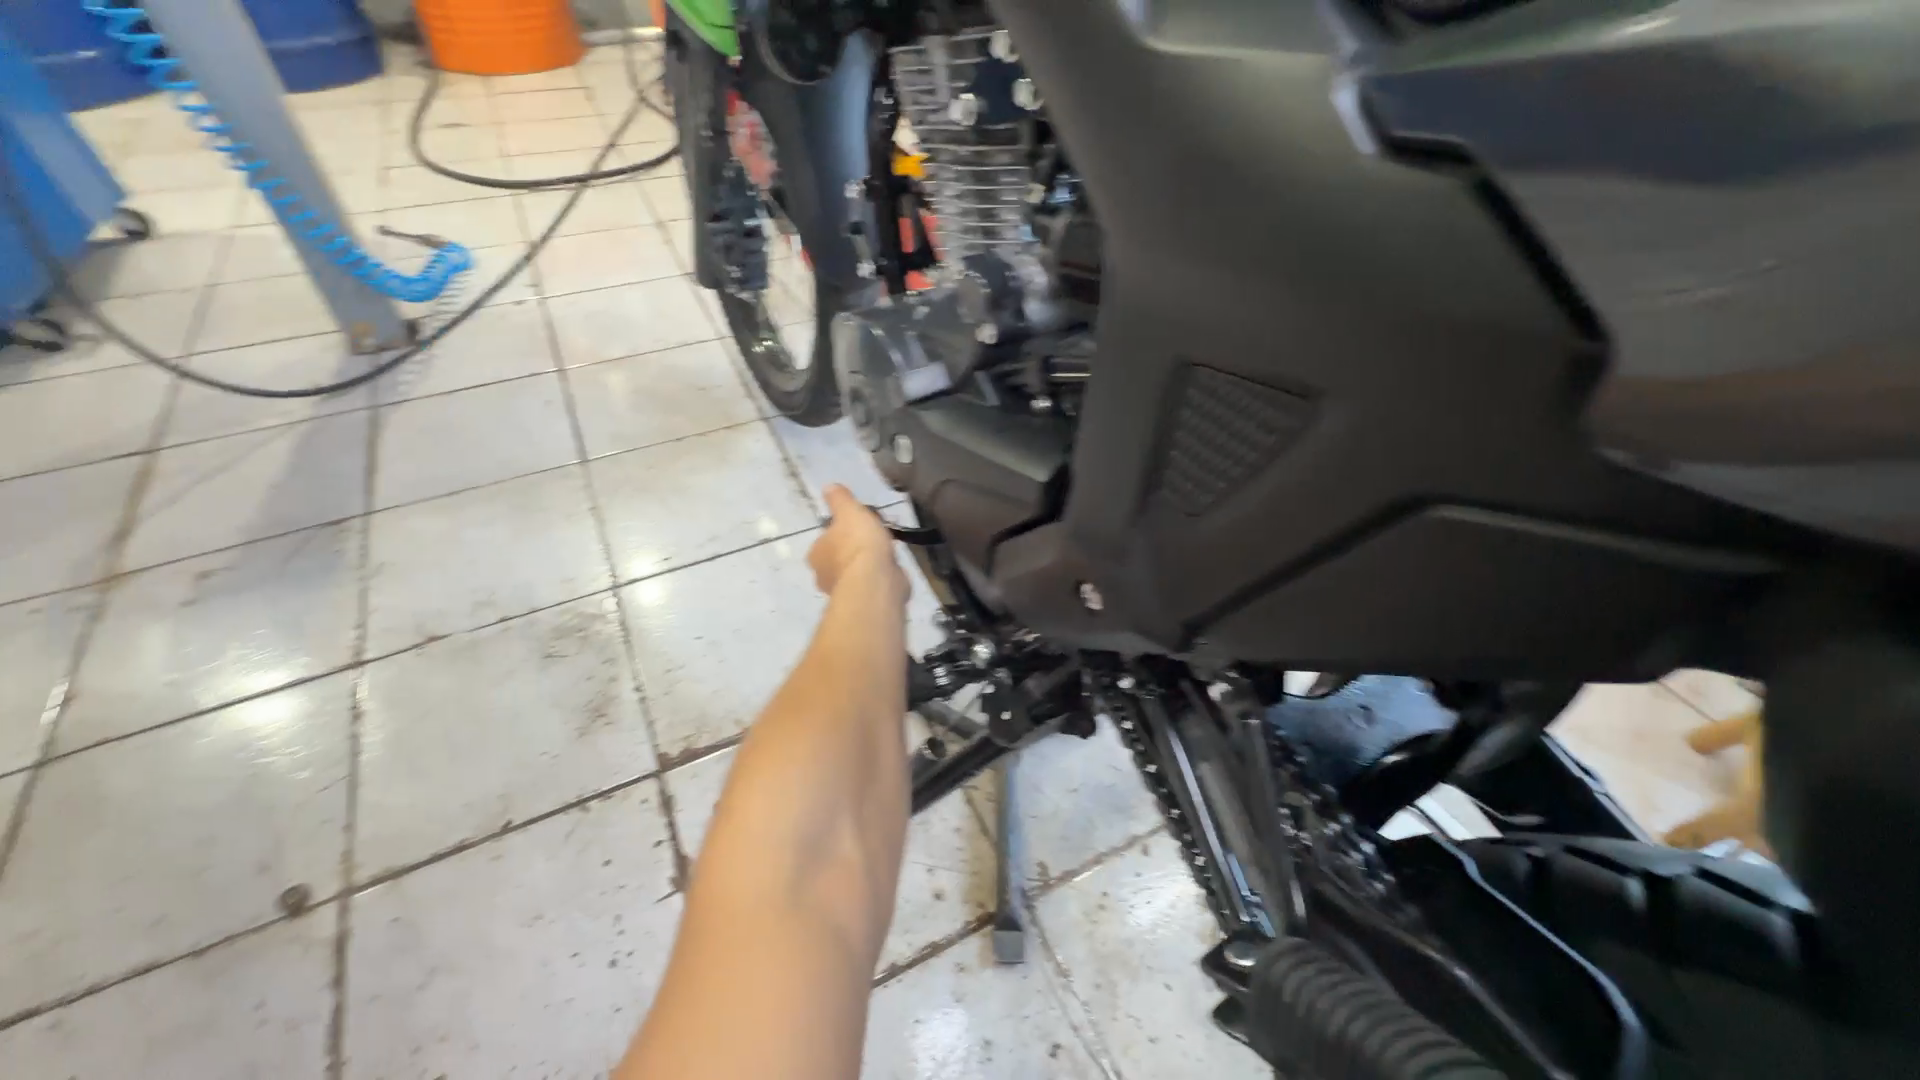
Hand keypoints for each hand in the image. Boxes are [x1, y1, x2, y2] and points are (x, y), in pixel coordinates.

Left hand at [808, 486, 906, 599]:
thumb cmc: (858, 543)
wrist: (876, 579)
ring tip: (887, 552)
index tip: (858, 525)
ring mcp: (843, 591)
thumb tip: (829, 487)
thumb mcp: (849, 510)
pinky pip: (870, 584)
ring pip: (854, 572)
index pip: (825, 538)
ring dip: (867, 564)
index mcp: (816, 553)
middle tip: (875, 538)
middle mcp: (823, 575)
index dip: (841, 531)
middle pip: (838, 557)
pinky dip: (879, 577)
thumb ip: (839, 499)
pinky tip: (891, 570)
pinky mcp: (863, 601)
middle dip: (854, 549)